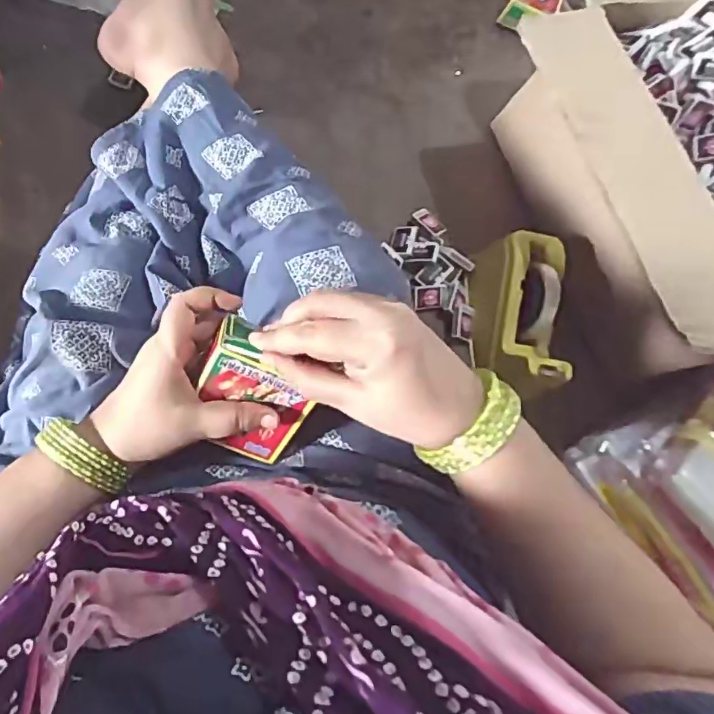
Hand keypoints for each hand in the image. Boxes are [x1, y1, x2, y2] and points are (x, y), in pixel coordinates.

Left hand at [89, 287, 279, 464]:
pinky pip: (194, 361)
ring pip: (198, 344)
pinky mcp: (165, 377)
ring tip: (252, 363)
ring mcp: (164, 362)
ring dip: (223, 350)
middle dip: (229, 329)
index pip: (184, 303)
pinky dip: (214, 366)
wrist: (109, 446)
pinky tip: (233, 382)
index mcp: (168, 346)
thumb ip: (235, 418)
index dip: (211, 297)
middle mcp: (166, 347)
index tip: (238, 308)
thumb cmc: (146, 425)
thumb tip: (274, 416)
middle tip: (257, 344)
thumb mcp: (194, 423)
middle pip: (199, 323)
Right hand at [249, 292, 484, 449]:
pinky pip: (349, 300)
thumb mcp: (352, 404)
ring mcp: (390, 304)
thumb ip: (308, 379)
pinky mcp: (394, 305)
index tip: (252, 343)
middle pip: (318, 303)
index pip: (311, 332)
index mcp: (373, 342)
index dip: (277, 338)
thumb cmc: (407, 416)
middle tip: (269, 339)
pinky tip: (317, 330)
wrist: (462, 409)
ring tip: (288, 336)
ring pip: (332, 297)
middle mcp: (381, 312)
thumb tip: (271, 361)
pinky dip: (327, 311)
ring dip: (306, 312)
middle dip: (288, 318)